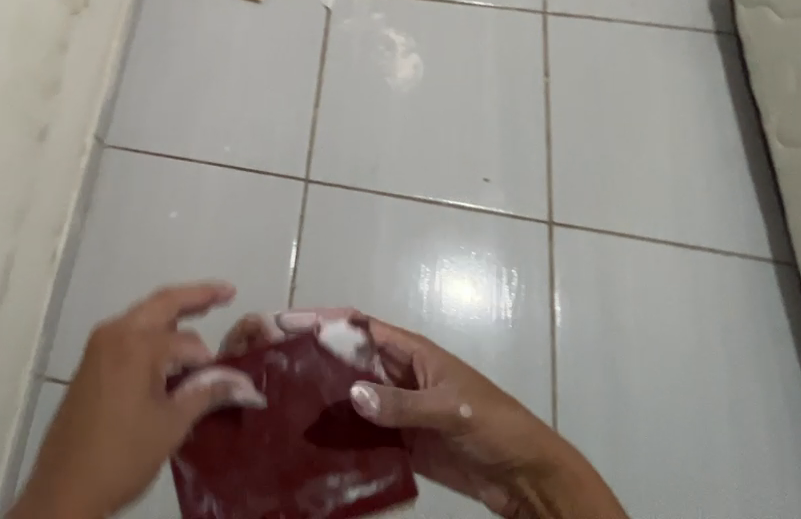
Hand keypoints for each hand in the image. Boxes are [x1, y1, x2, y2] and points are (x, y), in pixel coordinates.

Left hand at [9, 282, 264, 518]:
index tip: (227, 381)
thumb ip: (206, 394)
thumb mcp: (171, 426)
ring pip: (144, 315)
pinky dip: (153, 332)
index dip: (210, 361)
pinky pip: (129, 333)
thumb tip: (243, 384)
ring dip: (173, 313)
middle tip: (227, 292)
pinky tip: (169, 346)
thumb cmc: (122, 455)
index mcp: (136, 344)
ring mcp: (99, 344)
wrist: (64, 487)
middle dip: (196, 295)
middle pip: (162, 303)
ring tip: (203, 311)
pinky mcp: (92, 360)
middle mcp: (115, 332)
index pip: (188, 342)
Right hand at [262, 309, 628, 518]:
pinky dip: (342, 436)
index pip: (359, 327)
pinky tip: (313, 444)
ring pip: (352, 398)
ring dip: (324, 401)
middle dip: (315, 361)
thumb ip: (401, 405)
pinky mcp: (402, 443)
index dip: (324, 322)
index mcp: (411, 352)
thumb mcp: (450, 410)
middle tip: (272, 368)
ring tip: (282, 406)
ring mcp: (398, 409)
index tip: (286, 324)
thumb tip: (351, 396)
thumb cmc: (494, 425)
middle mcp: (398, 375)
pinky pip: (365, 434)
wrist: (528, 477)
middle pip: (349, 361)